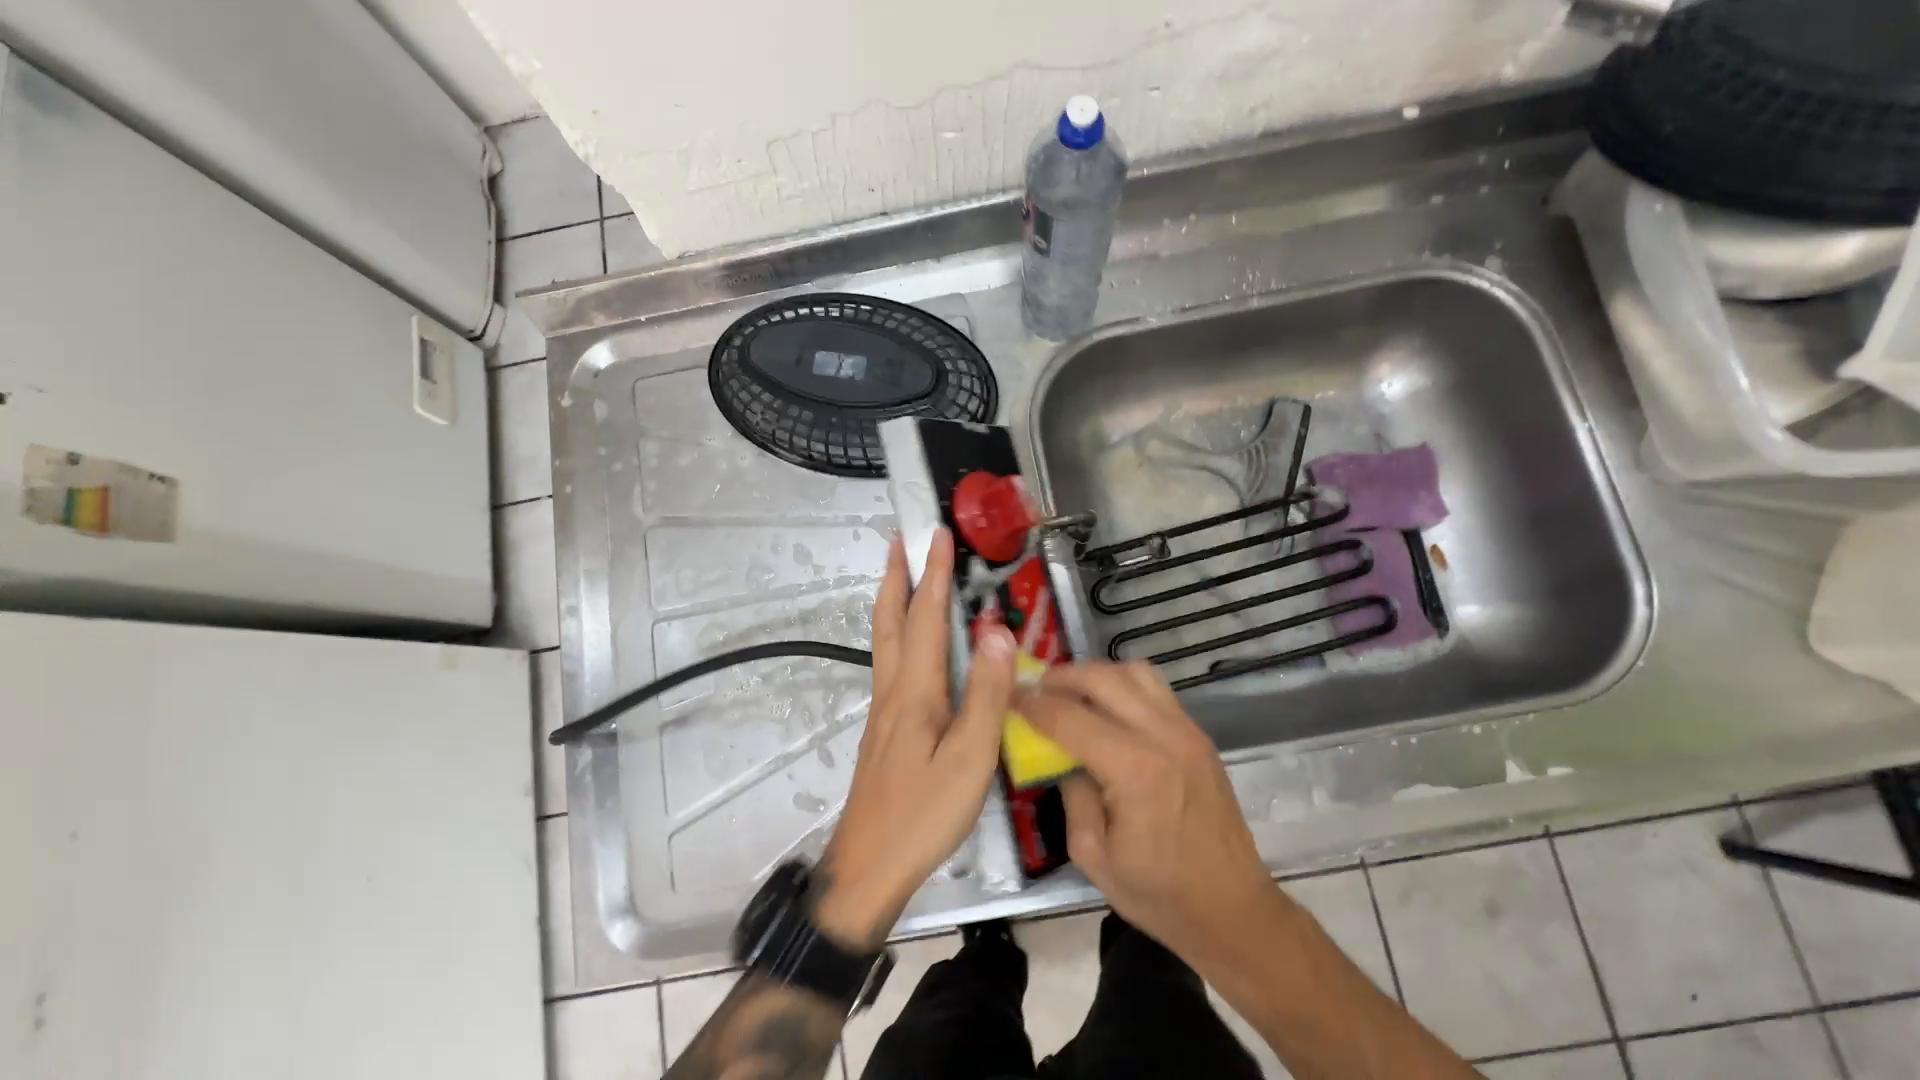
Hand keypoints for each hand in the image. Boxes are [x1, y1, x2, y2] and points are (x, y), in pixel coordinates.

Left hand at [815, 528, 1017, 947]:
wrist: (868, 866)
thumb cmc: (923, 814)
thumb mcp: (968, 758)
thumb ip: (984, 695)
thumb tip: (995, 631)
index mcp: (914, 692)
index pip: (924, 618)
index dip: (933, 574)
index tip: (938, 533)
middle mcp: (893, 692)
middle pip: (890, 622)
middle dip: (897, 577)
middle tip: (902, 540)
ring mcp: (885, 713)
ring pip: (885, 643)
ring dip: (894, 603)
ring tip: (905, 578)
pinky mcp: (886, 733)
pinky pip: (892, 666)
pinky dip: (900, 636)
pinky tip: (914, 649)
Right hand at [1017, 661, 1282, 964]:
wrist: (1232, 909)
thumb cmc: (1159, 894)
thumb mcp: (1094, 856)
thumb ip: (1072, 795)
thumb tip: (1059, 756)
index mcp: (1135, 771)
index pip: (1071, 718)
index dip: (1034, 705)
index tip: (1009, 697)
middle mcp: (1164, 738)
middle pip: (1104, 678)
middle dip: (1062, 677)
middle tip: (1035, 688)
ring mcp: (1188, 732)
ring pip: (1136, 672)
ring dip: (1097, 675)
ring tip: (1071, 693)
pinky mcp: (1200, 737)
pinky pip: (1157, 691)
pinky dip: (1124, 687)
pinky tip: (1106, 709)